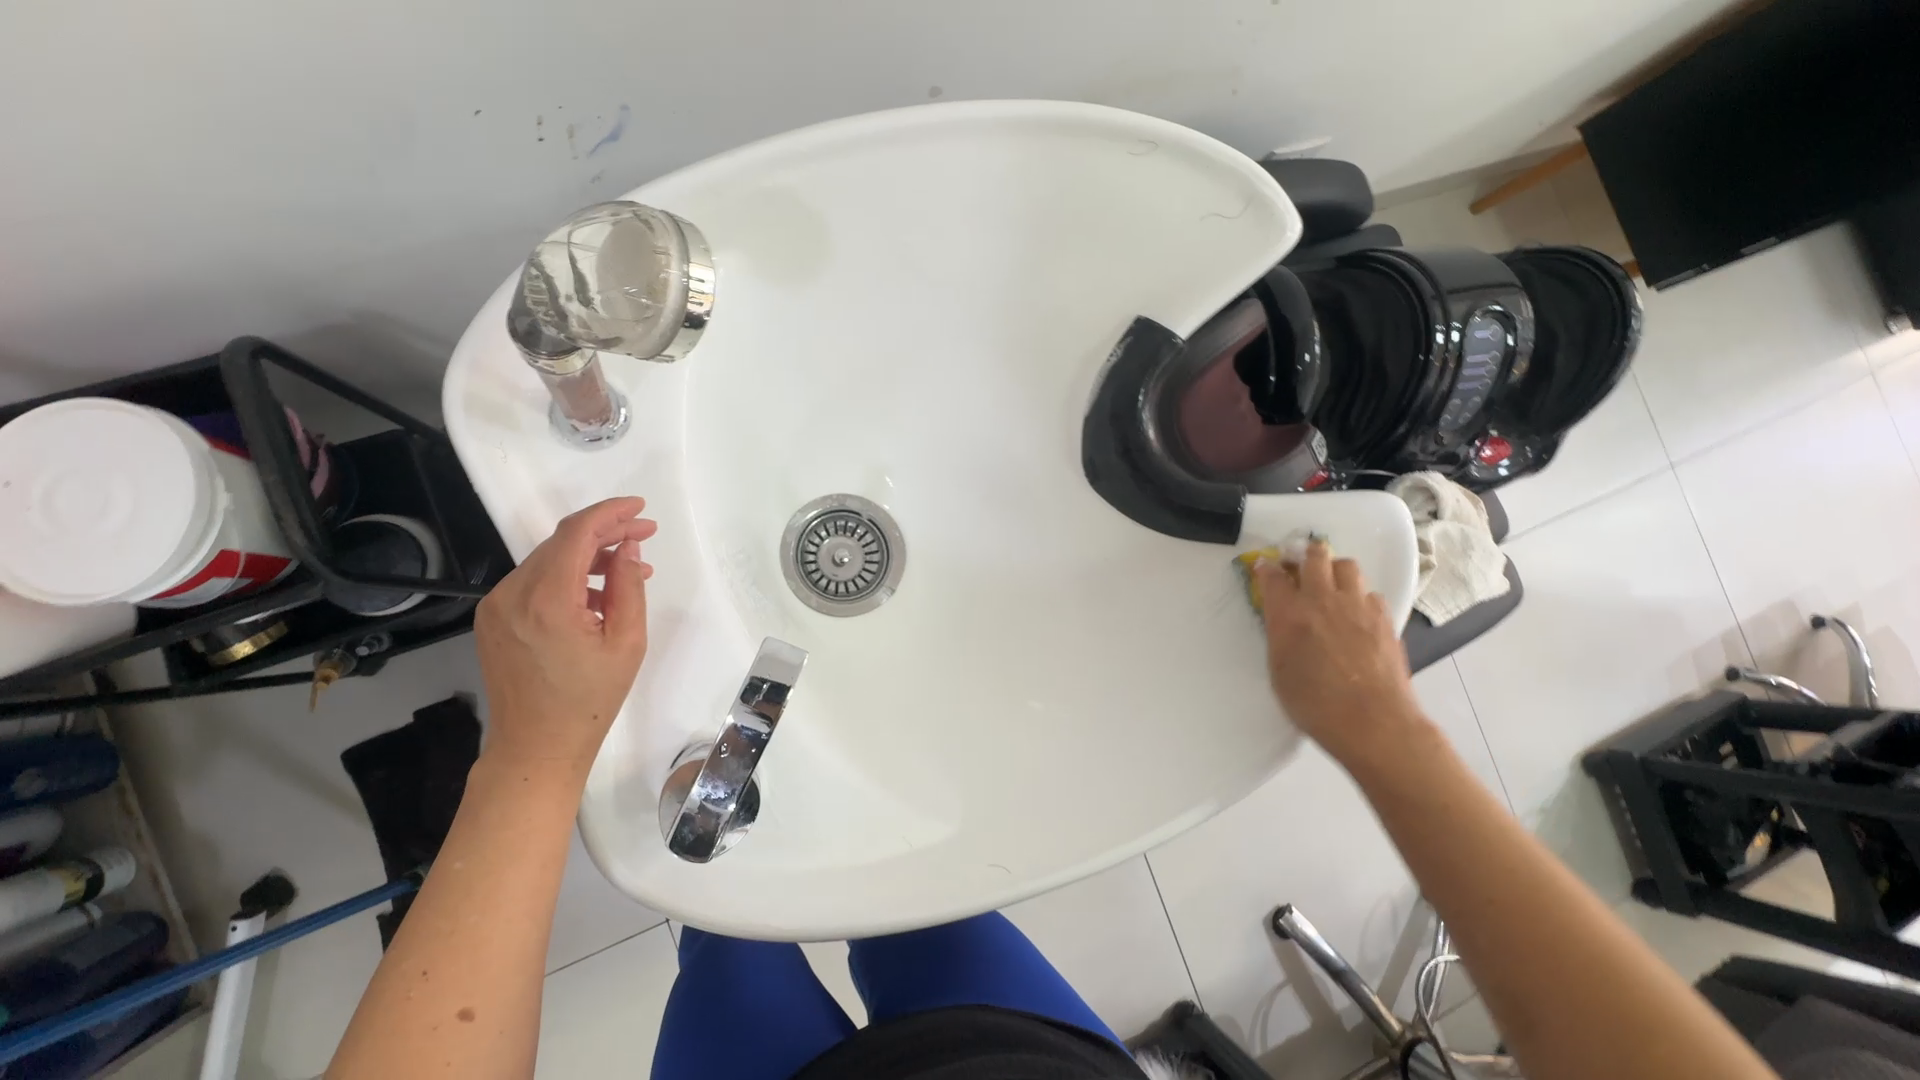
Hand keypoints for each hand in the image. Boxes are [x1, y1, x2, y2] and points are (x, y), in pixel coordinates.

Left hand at [474, 497, 656, 769]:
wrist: (536, 746)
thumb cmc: (590, 701)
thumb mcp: (627, 643)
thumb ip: (628, 586)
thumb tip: (627, 548)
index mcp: (547, 600)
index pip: (577, 533)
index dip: (611, 513)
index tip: (640, 509)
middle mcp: (512, 594)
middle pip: (561, 542)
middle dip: (604, 533)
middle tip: (644, 536)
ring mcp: (495, 606)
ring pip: (546, 560)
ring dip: (586, 556)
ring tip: (627, 568)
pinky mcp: (491, 619)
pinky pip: (532, 582)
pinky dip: (565, 577)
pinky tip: (594, 594)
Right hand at [1254, 539, 1425, 767]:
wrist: (1372, 722)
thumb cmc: (1314, 705)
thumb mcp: (1279, 671)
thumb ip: (1279, 637)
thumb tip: (1282, 621)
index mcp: (1290, 614)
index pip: (1273, 577)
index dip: (1266, 568)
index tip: (1264, 566)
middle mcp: (1323, 601)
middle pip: (1315, 556)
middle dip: (1305, 555)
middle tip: (1300, 566)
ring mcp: (1358, 606)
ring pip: (1347, 566)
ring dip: (1334, 569)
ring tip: (1331, 585)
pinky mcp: (1384, 618)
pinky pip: (1370, 593)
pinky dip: (1360, 597)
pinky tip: (1357, 615)